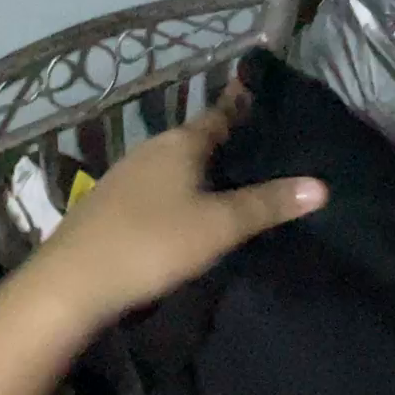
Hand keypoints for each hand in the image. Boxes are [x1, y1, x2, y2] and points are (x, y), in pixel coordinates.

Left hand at [24, 89, 326, 324]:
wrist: (73, 281)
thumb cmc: (152, 243)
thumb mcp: (218, 226)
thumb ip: (267, 204)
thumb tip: (321, 186)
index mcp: (179, 143)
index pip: (220, 116)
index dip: (245, 113)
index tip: (273, 115)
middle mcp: (151, 148)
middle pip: (198, 139)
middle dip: (228, 146)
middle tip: (268, 158)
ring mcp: (125, 173)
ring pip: (175, 164)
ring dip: (202, 172)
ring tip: (236, 187)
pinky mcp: (110, 201)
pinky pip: (156, 186)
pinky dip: (179, 191)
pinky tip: (188, 213)